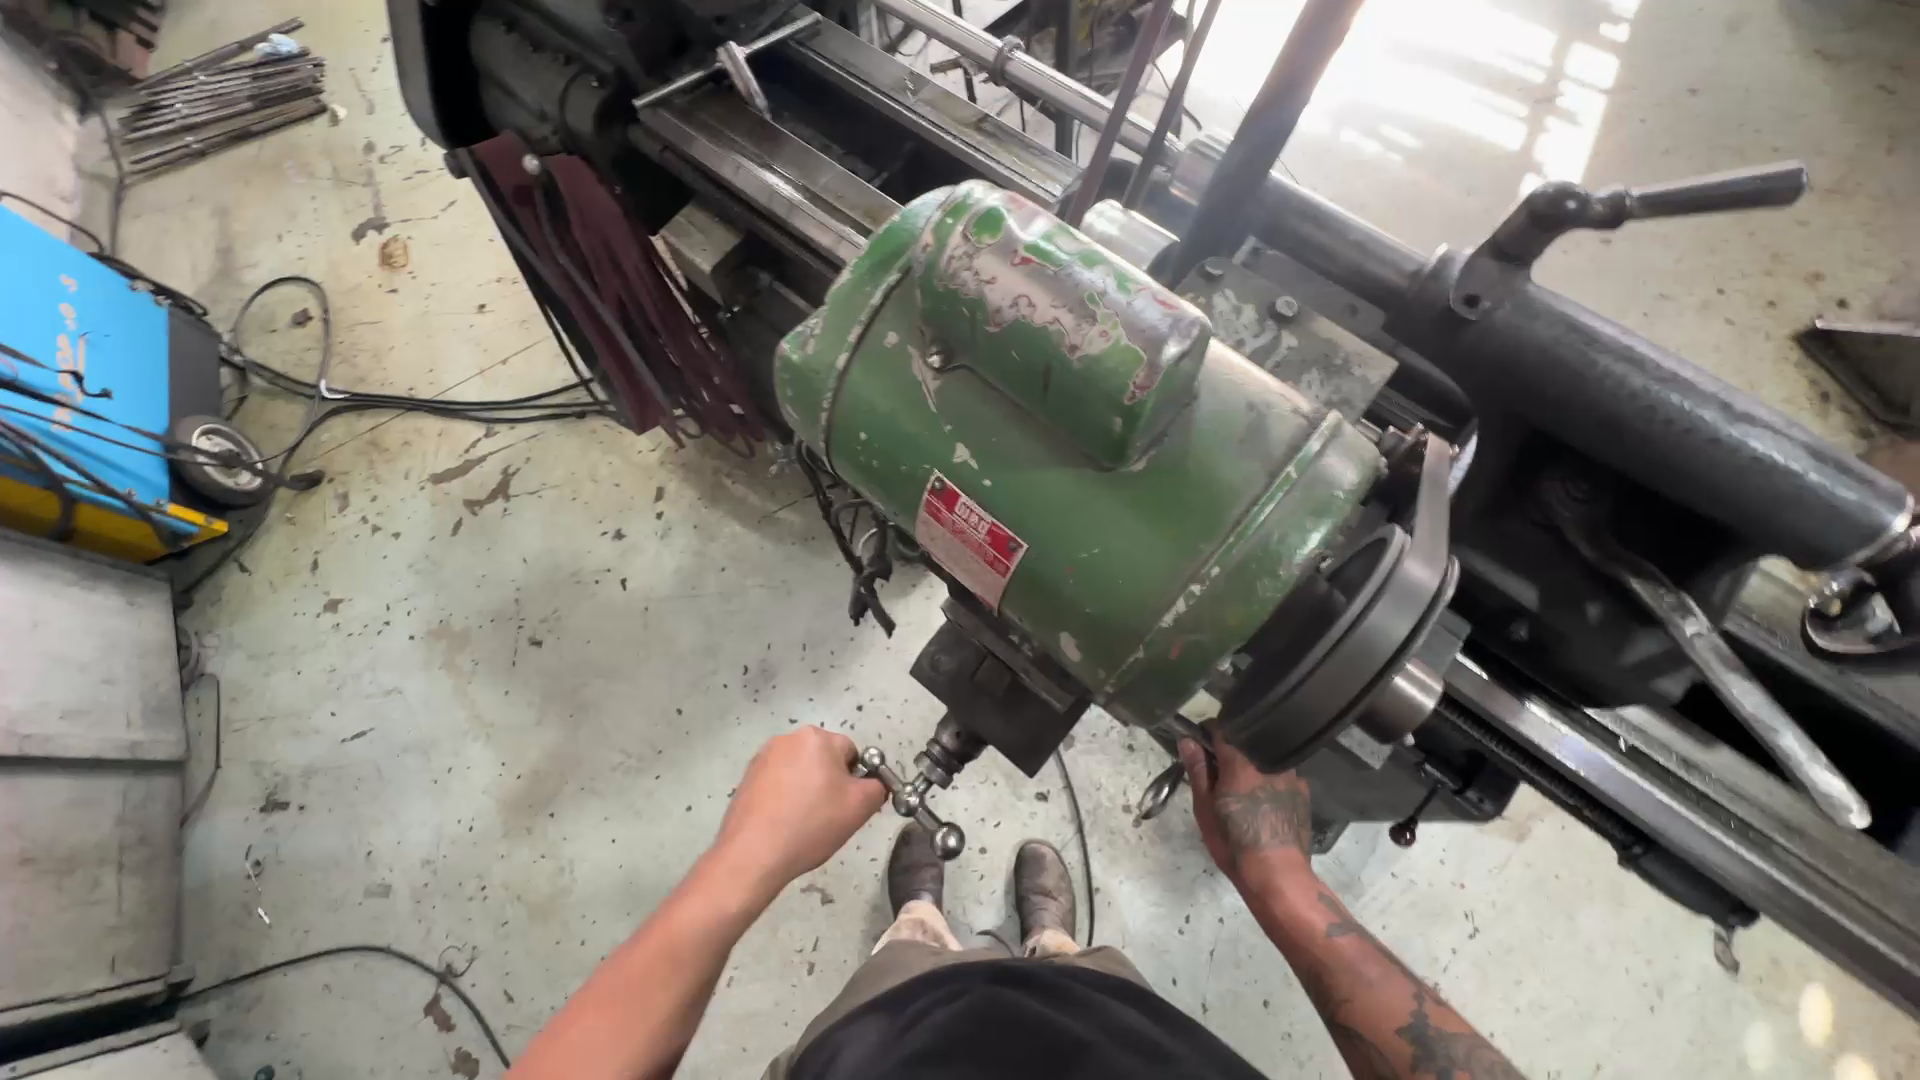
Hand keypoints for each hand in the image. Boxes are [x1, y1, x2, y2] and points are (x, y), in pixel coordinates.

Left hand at [712, 727, 886, 894]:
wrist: (753, 854)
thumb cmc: (811, 824)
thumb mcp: (860, 807)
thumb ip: (878, 788)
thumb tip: (873, 784)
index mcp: (816, 737)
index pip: (852, 753)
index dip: (855, 781)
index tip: (848, 807)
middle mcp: (788, 739)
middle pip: (824, 759)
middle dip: (830, 783)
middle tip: (829, 816)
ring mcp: (763, 757)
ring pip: (801, 771)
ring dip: (807, 789)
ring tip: (803, 822)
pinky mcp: (747, 778)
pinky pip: (779, 783)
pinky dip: (785, 798)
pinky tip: (783, 823)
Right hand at [1179, 735, 1315, 896]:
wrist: (1278, 875)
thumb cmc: (1233, 842)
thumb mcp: (1205, 808)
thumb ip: (1197, 770)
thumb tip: (1188, 740)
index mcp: (1241, 761)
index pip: (1220, 730)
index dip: (1207, 736)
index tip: (1200, 748)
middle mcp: (1269, 760)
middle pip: (1245, 743)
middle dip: (1230, 753)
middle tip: (1219, 775)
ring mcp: (1291, 775)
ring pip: (1264, 759)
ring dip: (1252, 766)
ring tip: (1244, 789)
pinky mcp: (1303, 792)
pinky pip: (1281, 775)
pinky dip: (1270, 780)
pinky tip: (1265, 801)